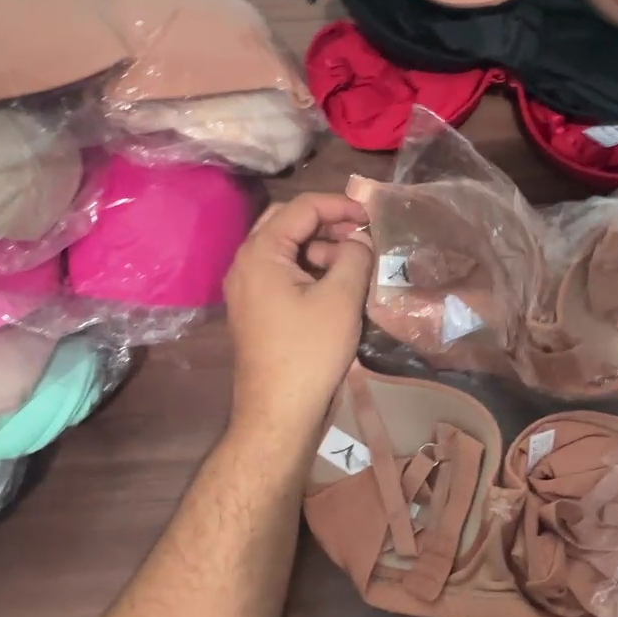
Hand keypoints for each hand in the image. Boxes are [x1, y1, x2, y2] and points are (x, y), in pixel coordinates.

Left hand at [223, 193, 373, 439]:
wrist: (280, 411)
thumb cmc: (310, 352)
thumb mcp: (341, 298)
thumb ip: (354, 257)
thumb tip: (359, 241)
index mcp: (260, 253)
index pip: (300, 207)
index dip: (338, 205)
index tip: (370, 217)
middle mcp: (246, 264)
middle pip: (287, 224)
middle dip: (327, 224)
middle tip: (361, 236)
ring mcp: (248, 290)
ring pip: (286, 251)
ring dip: (320, 250)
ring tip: (353, 266)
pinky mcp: (257, 312)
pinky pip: (283, 276)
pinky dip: (310, 272)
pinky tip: (336, 288)